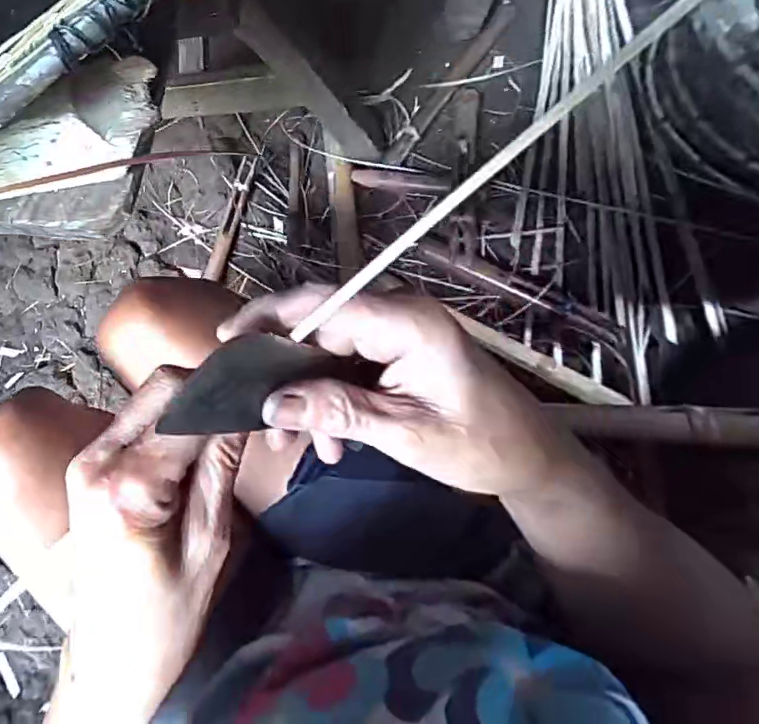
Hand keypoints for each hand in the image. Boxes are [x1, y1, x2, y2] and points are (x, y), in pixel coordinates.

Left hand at [49, 368, 245, 722]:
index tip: (264, 394)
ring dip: (192, 400)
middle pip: (165, 384)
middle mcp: (98, 460)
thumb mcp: (210, 543)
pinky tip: (195, 446)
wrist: (107, 660)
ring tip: (224, 432)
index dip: (234, 393)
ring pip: (151, 394)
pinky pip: (138, 416)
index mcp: (129, 485)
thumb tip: (246, 404)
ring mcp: (87, 459)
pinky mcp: (88, 464)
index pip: (192, 406)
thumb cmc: (163, 619)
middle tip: (245, 412)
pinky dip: (172, 417)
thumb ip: (224, 463)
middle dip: (212, 387)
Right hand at [218, 286, 585, 499]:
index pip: (323, 303)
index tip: (229, 340)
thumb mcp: (404, 434)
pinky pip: (347, 363)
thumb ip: (337, 412)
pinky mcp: (396, 349)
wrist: (529, 455)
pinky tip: (328, 441)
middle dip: (284, 369)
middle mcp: (398, 312)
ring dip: (306, 392)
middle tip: (254, 413)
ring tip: (291, 444)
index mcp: (406, 321)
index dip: (270, 316)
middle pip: (320, 324)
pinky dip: (330, 397)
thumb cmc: (480, 444)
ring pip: (329, 348)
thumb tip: (271, 407)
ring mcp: (397, 330)